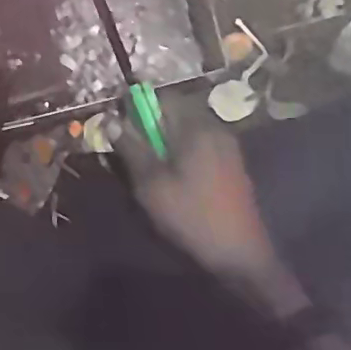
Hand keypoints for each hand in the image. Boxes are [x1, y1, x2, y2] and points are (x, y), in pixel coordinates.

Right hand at [118, 113, 277, 279]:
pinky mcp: (231, 165)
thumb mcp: (151, 184)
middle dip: (150, 124)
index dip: (137, 105)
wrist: (239, 253)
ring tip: (148, 166)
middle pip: (177, 112)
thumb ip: (131, 149)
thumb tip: (111, 120)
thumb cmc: (190, 216)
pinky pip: (200, 145)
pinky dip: (181, 151)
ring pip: (188, 130)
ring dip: (165, 139)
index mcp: (196, 127)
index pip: (163, 96)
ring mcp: (227, 147)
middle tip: (130, 148)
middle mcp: (215, 128)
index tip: (119, 122)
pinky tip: (172, 176)